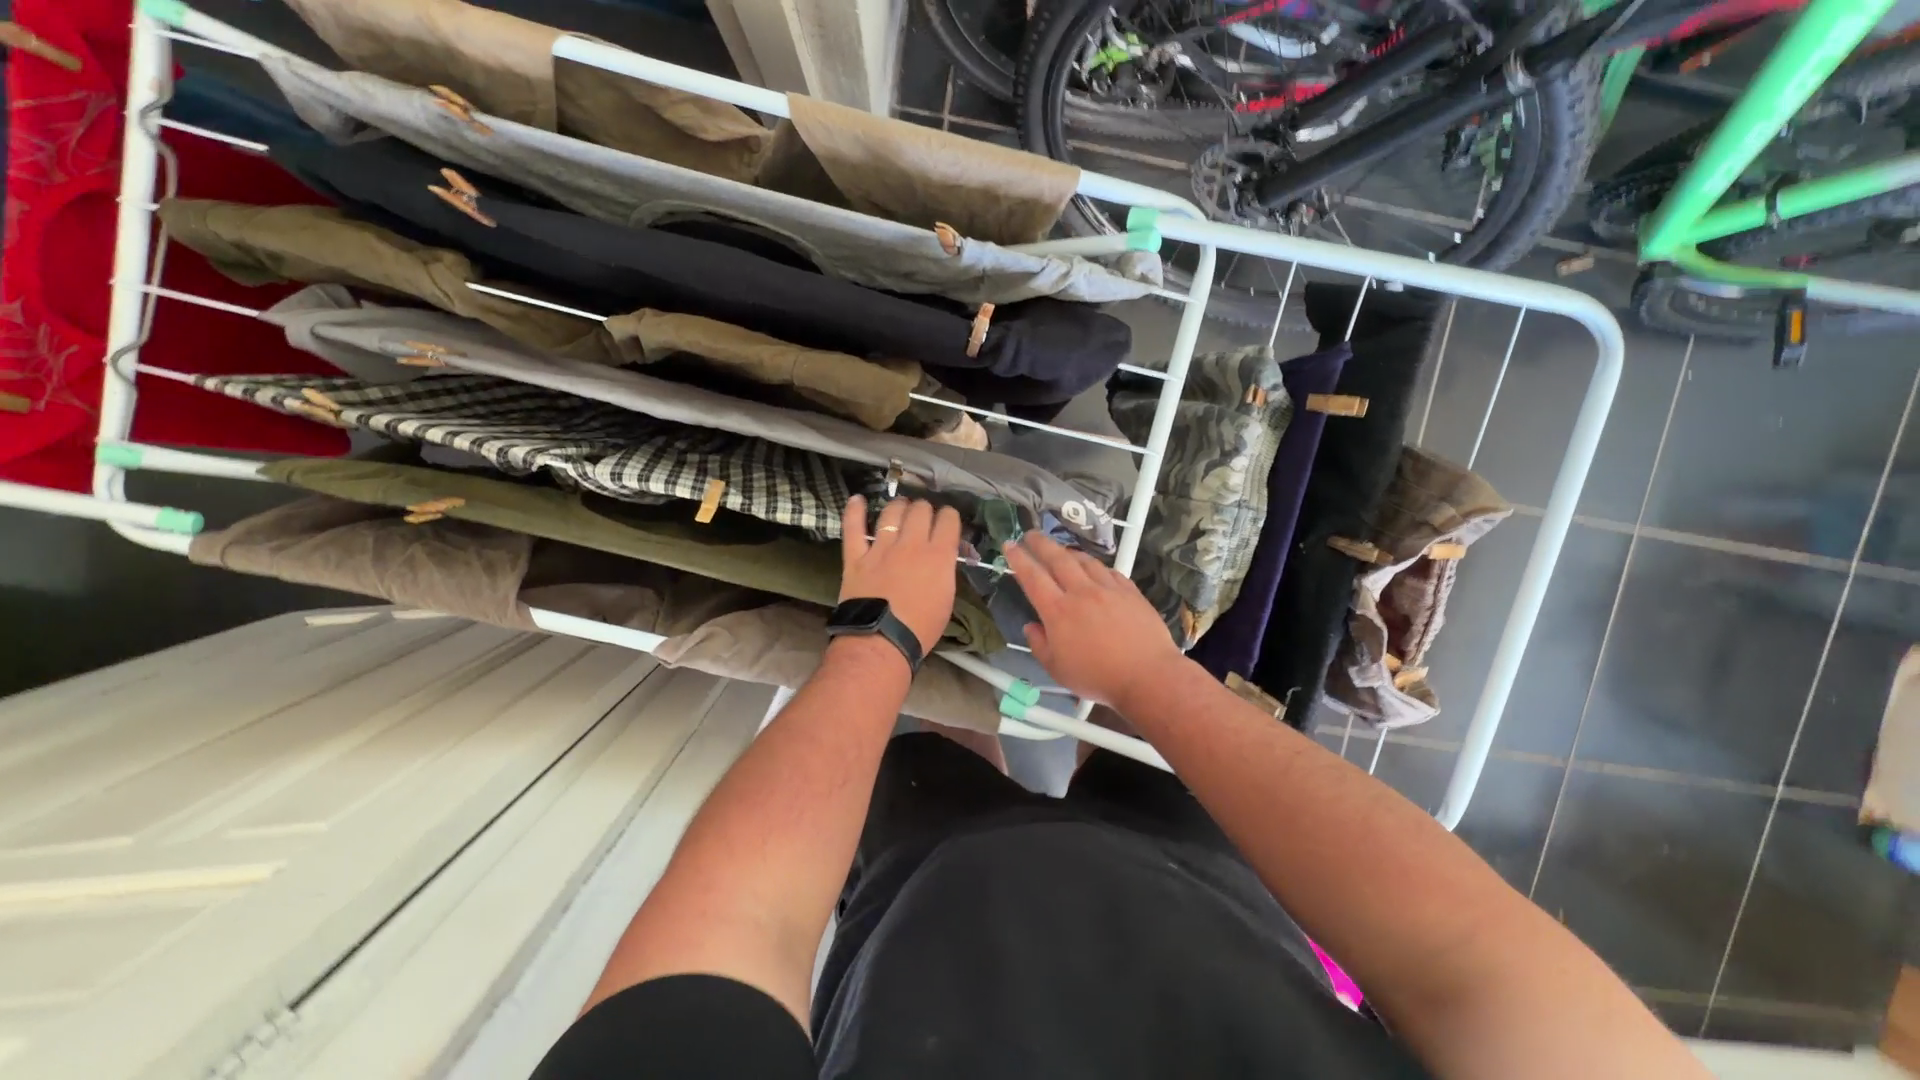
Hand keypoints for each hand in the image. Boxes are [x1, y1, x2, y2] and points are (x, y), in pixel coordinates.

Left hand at [839, 495, 960, 653]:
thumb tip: (945, 556)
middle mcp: (911, 544)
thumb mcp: (946, 598)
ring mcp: (881, 548)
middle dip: (925, 508)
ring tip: (900, 507)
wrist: (882, 641)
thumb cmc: (921, 628)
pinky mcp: (856, 556)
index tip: (947, 521)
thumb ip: (945, 570)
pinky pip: (853, 527)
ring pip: (891, 511)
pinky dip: (854, 510)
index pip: (948, 519)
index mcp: (938, 555)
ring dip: (898, 505)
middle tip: (923, 517)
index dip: (949, 516)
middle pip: (920, 509)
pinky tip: (857, 499)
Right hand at [1005, 532, 1185, 711]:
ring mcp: (1108, 589)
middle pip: (1058, 558)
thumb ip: (1039, 645)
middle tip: (1030, 534)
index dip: (1019, 559)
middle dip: (1041, 543)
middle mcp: (1081, 592)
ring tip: (1062, 551)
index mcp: (1058, 611)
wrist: (1147, 675)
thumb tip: (1030, 626)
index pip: (1032, 577)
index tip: (1010, 545)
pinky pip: (1109, 571)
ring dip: (1069, 552)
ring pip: (1085, 561)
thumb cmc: (1098, 677)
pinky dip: (1097, 567)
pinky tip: (1095, 570)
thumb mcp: (1057, 670)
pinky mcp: (1130, 591)